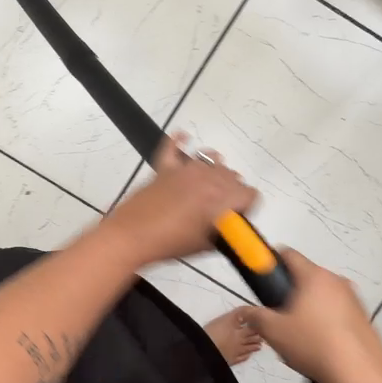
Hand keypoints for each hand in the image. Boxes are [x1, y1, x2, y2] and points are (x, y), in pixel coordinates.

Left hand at [101, 135, 257, 265]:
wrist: (132, 236)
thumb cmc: (171, 243)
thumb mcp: (207, 244)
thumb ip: (226, 233)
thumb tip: (232, 228)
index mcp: (221, 197)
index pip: (250, 194)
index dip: (247, 207)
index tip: (239, 218)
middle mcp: (207, 177)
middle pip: (232, 176)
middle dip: (232, 191)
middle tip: (221, 210)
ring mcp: (184, 169)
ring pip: (211, 159)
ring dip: (214, 170)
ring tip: (208, 187)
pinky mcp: (164, 167)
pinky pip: (173, 145)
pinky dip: (179, 141)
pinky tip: (184, 138)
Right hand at [247, 249, 381, 382]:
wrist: (360, 375)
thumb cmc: (313, 344)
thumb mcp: (273, 332)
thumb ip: (255, 317)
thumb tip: (247, 312)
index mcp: (314, 276)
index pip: (288, 254)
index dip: (271, 263)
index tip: (263, 281)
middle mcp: (337, 281)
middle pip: (306, 277)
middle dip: (290, 293)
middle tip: (279, 317)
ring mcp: (354, 299)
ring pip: (322, 296)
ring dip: (309, 309)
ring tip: (300, 337)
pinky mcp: (365, 318)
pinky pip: (338, 312)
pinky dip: (326, 323)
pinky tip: (321, 347)